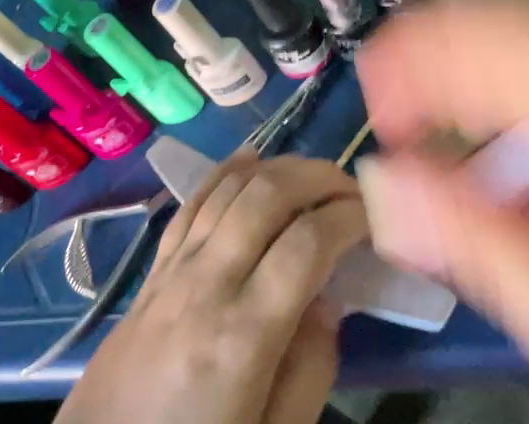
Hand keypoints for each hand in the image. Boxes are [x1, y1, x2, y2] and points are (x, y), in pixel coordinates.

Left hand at [59, 152, 366, 423]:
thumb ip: (311, 368)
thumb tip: (328, 300)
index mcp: (243, 335)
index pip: (308, 243)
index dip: (350, 218)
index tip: (375, 219)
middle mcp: (207, 285)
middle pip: (268, 196)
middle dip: (319, 178)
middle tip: (352, 190)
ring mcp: (174, 270)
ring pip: (230, 188)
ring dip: (280, 168)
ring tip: (315, 178)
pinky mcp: (153, 269)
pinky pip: (192, 202)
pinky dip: (227, 172)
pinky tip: (252, 160)